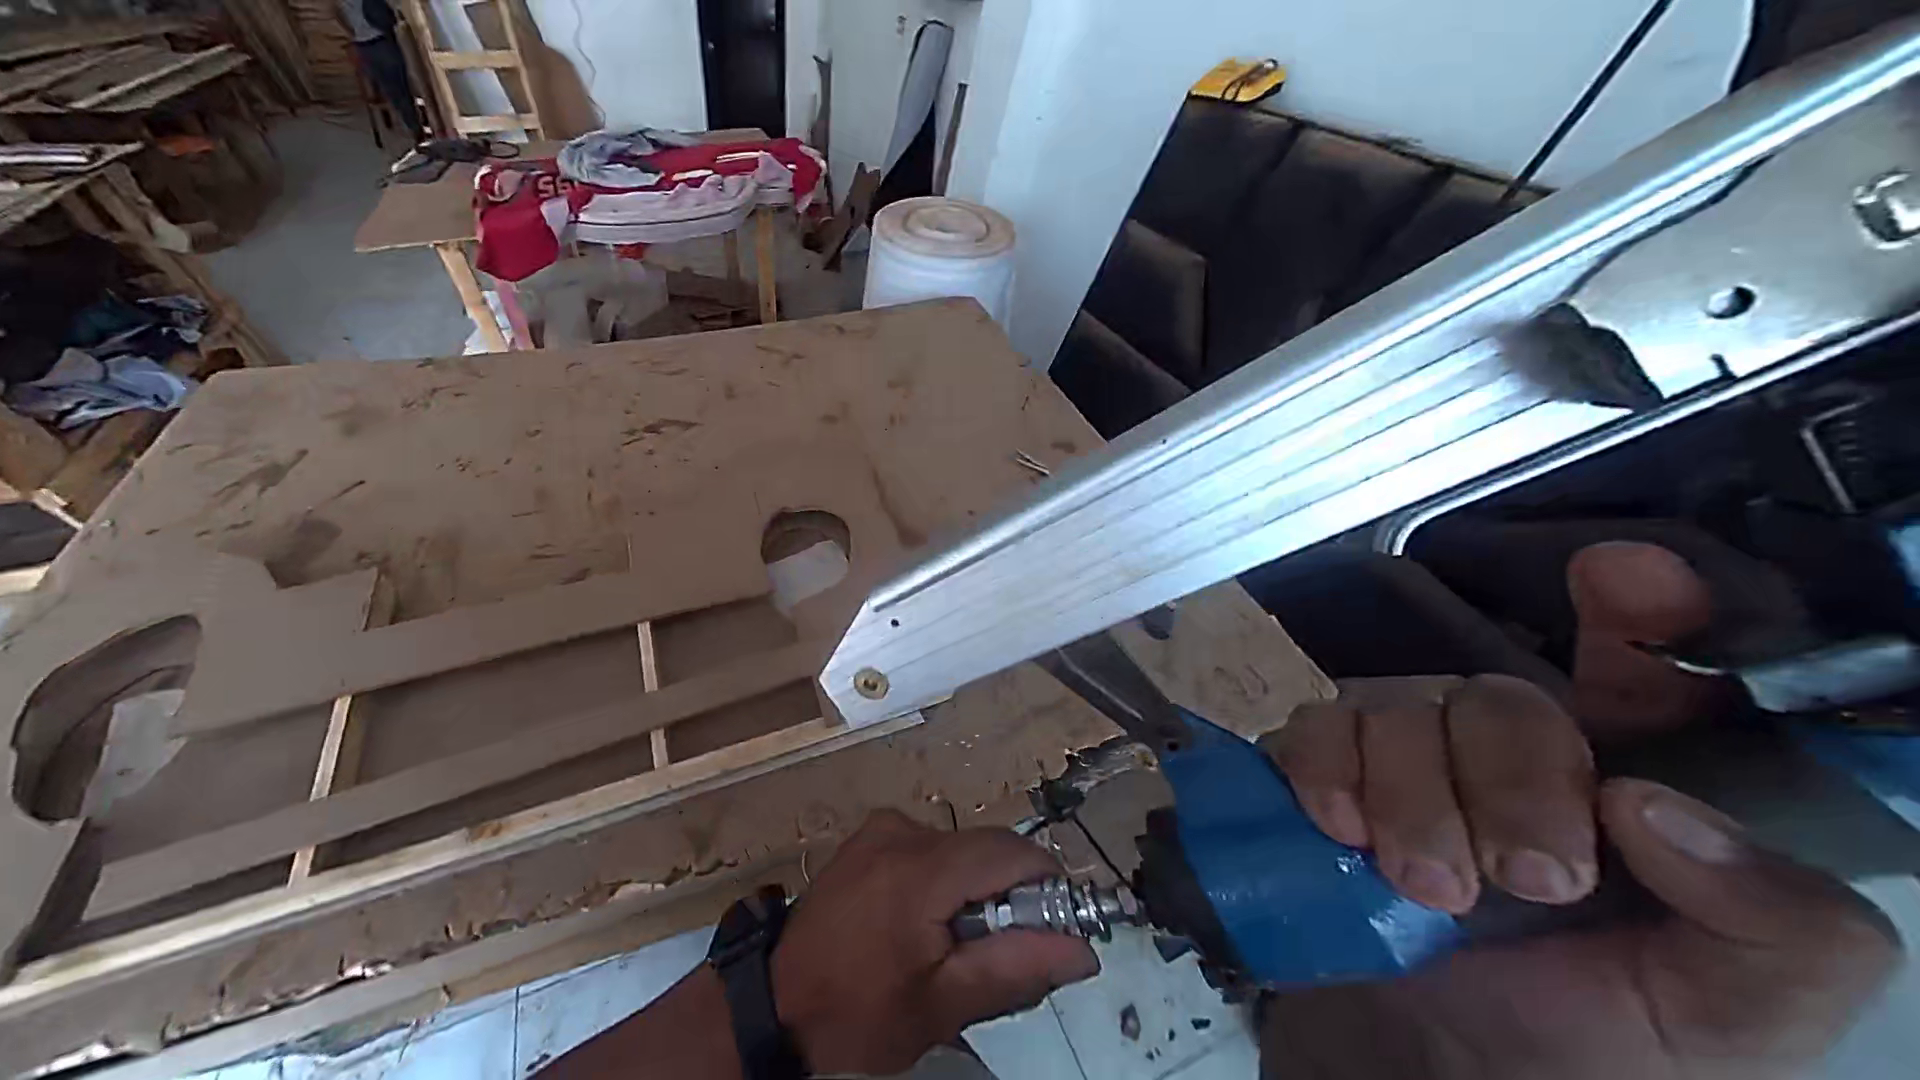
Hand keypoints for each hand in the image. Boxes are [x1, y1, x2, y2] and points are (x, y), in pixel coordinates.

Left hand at [770, 810, 1098, 1074]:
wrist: (773, 1004)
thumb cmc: (858, 1013)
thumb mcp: (942, 1005)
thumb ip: (1016, 969)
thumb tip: (1082, 950)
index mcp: (922, 869)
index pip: (1011, 852)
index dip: (1045, 884)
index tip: (1055, 926)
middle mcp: (903, 831)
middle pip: (986, 848)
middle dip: (1008, 893)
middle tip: (1000, 950)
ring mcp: (882, 828)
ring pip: (961, 848)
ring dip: (975, 888)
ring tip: (953, 943)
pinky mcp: (869, 835)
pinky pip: (930, 847)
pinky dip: (944, 878)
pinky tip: (921, 921)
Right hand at [1261, 675, 1900, 1077]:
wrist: (1400, 1063)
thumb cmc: (1563, 1050)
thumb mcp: (1717, 1024)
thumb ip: (1777, 931)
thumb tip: (1649, 804)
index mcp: (1611, 788)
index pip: (1640, 673)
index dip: (1640, 613)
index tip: (1624, 574)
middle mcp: (1496, 747)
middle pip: (1501, 699)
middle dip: (1510, 790)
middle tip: (1517, 885)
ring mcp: (1393, 746)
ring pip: (1398, 708)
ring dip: (1412, 802)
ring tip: (1413, 886)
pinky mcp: (1313, 761)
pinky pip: (1314, 727)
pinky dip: (1326, 775)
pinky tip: (1335, 830)